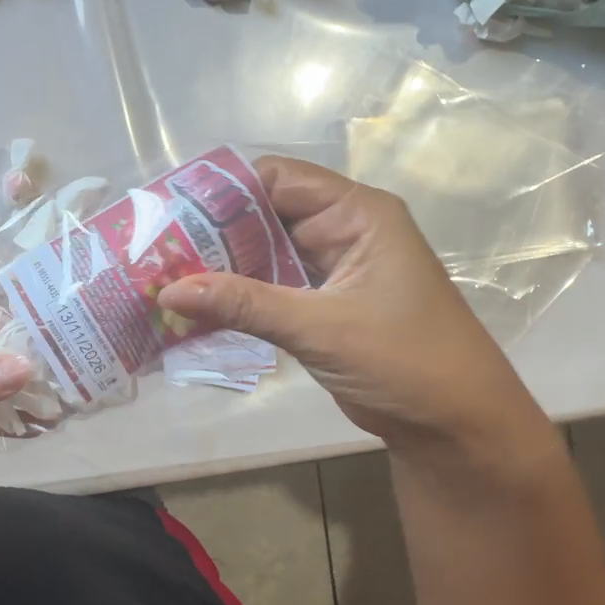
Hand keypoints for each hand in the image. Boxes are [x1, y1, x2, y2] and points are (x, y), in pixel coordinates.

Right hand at [157, 155, 541, 448]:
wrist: (454, 425)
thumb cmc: (405, 361)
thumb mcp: (318, 328)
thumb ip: (242, 304)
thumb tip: (167, 291)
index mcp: (356, 216)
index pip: (276, 179)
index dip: (221, 189)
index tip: (167, 209)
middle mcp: (339, 232)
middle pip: (259, 215)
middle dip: (206, 231)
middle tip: (150, 249)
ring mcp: (326, 270)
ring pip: (257, 253)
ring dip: (213, 265)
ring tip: (157, 275)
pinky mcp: (315, 304)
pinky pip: (261, 287)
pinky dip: (228, 294)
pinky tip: (188, 306)